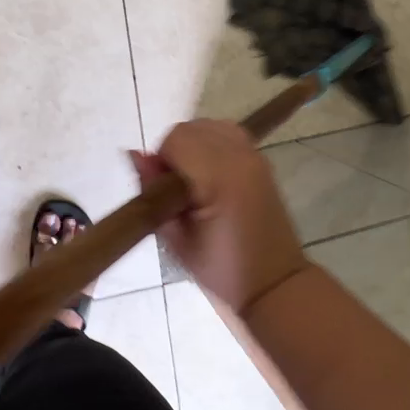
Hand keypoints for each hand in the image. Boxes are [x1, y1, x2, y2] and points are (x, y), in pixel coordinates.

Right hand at [131, 119, 308, 314]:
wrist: (274, 283)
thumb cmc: (222, 271)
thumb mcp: (177, 240)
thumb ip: (153, 193)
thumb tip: (135, 156)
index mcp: (218, 177)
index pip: (175, 139)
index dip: (160, 161)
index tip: (161, 191)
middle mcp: (239, 157)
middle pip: (191, 128)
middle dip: (175, 152)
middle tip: (174, 190)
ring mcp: (254, 155)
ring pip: (209, 126)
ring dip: (194, 144)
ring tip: (193, 181)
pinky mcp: (262, 160)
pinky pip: (229, 133)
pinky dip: (213, 144)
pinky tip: (210, 175)